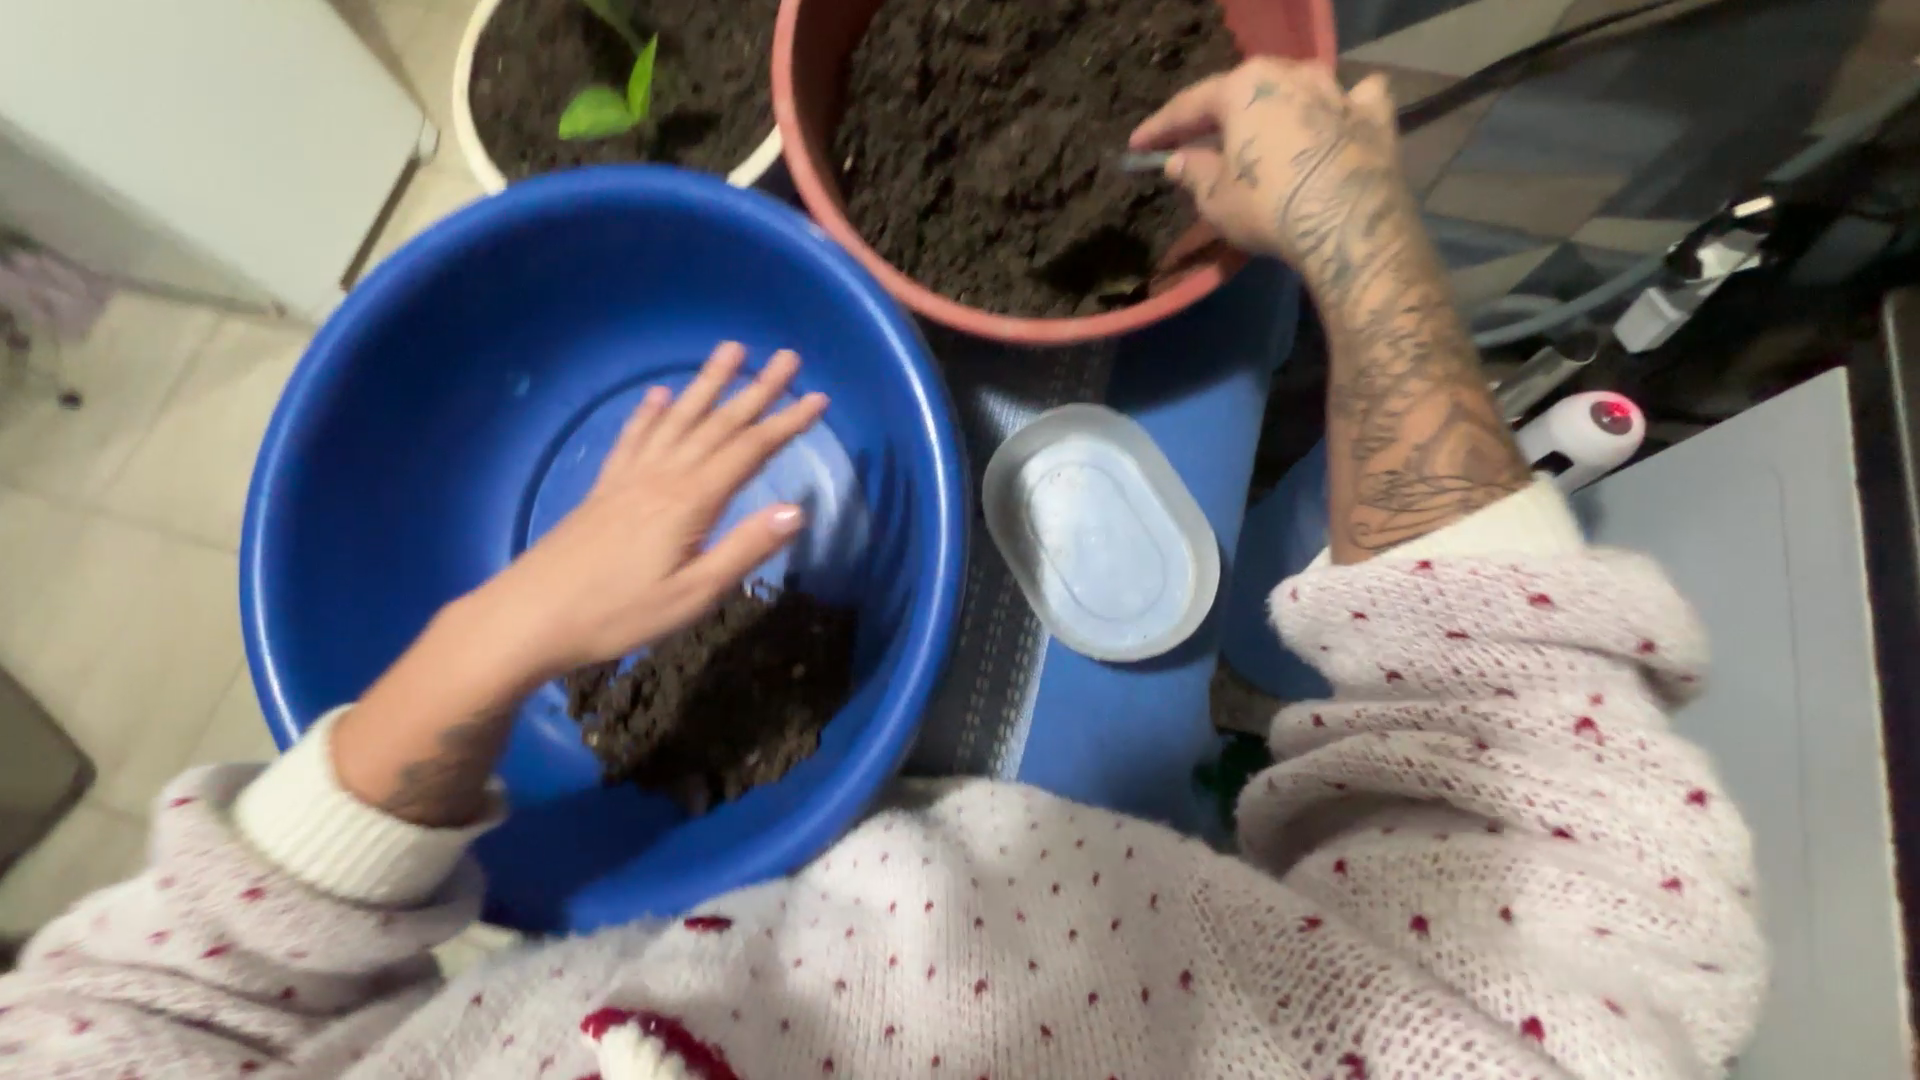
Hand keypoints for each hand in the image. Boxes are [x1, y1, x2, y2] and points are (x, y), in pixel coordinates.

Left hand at [476, 341, 828, 679]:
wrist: (529, 618)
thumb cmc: (618, 613)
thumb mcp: (693, 593)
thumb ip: (745, 548)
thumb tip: (798, 509)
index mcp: (691, 502)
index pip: (750, 451)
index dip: (786, 423)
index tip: (819, 398)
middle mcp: (663, 477)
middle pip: (718, 424)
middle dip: (757, 389)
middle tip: (787, 358)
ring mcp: (630, 479)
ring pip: (678, 420)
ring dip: (707, 384)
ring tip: (730, 351)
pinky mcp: (606, 489)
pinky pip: (634, 439)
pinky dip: (651, 414)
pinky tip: (660, 396)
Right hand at [1129, 59, 1412, 278]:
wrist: (1344, 222)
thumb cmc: (1267, 206)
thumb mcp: (1215, 198)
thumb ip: (1194, 172)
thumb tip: (1179, 160)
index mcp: (1244, 87)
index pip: (1189, 105)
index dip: (1159, 128)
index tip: (1137, 145)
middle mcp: (1291, 73)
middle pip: (1243, 91)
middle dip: (1216, 116)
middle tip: (1193, 139)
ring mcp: (1337, 89)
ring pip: (1296, 87)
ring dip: (1274, 106)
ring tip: (1259, 129)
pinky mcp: (1373, 114)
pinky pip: (1352, 99)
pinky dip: (1339, 107)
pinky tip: (1335, 117)